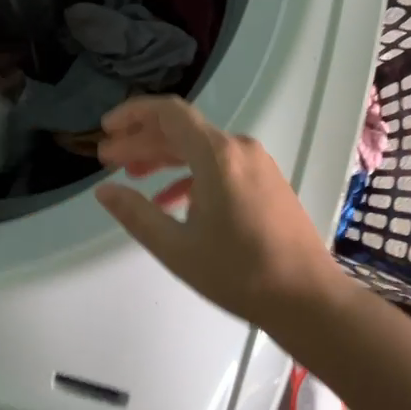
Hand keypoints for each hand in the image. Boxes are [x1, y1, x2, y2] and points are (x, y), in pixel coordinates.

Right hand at [94, 96, 344, 329]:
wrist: (306, 296)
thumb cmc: (239, 273)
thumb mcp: (178, 248)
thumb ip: (137, 214)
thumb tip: (104, 190)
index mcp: (217, 154)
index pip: (169, 112)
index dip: (133, 113)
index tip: (106, 129)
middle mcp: (238, 147)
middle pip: (182, 129)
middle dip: (142, 140)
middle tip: (107, 158)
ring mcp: (256, 161)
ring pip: (200, 146)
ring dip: (164, 156)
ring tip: (132, 174)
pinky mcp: (265, 178)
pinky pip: (220, 163)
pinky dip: (190, 173)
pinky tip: (170, 199)